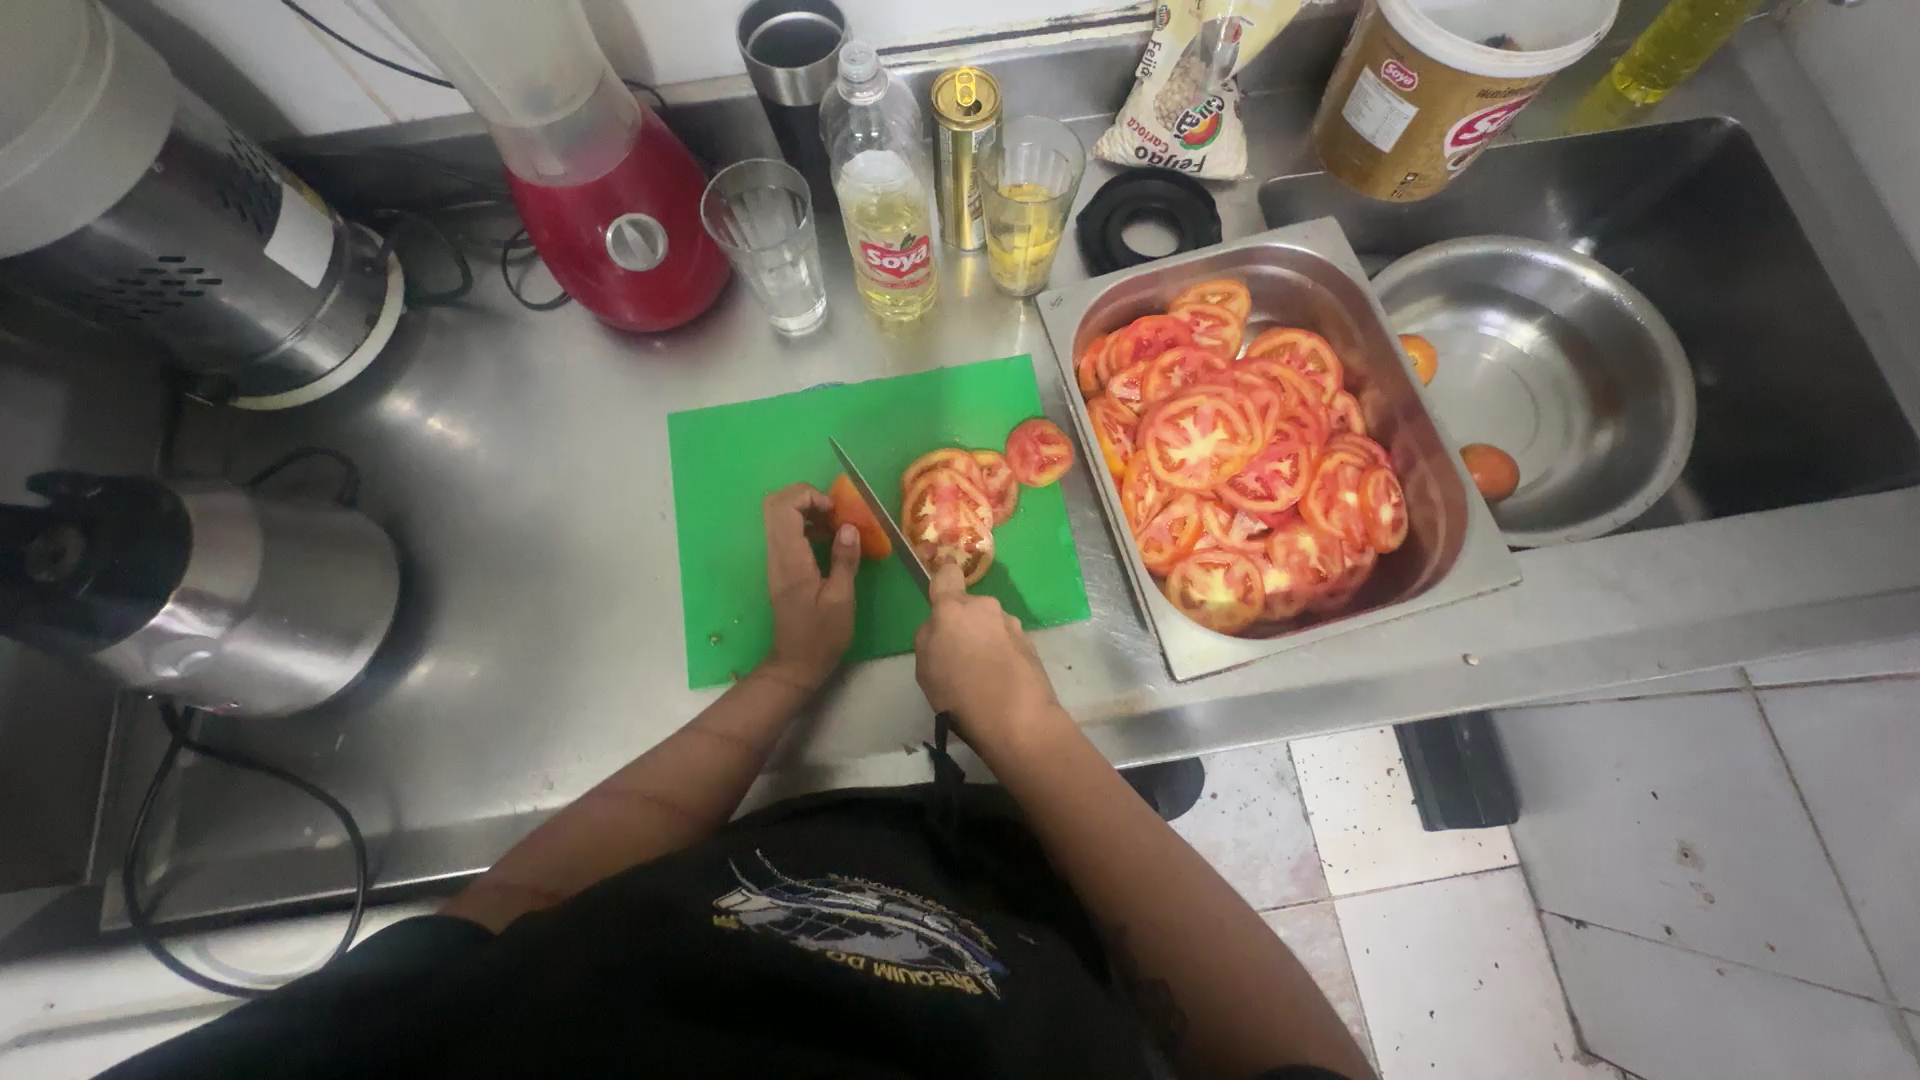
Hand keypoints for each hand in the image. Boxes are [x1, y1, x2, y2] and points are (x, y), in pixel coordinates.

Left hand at [760, 483, 860, 690]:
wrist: (796, 664)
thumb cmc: (822, 635)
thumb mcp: (841, 599)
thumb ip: (844, 560)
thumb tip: (849, 527)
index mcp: (790, 559)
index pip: (783, 507)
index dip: (809, 496)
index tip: (836, 512)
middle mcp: (776, 554)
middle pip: (775, 504)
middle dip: (806, 497)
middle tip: (835, 513)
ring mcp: (775, 560)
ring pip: (779, 516)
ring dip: (808, 511)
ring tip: (837, 527)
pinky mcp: (781, 567)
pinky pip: (786, 532)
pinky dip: (807, 526)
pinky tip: (829, 542)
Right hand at [913, 561, 1066, 753]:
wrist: (1018, 719)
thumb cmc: (960, 693)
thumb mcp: (925, 669)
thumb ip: (928, 638)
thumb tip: (939, 628)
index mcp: (953, 609)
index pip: (947, 574)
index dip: (943, 582)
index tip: (941, 599)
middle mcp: (985, 607)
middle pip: (969, 607)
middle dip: (964, 625)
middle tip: (959, 658)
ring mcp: (1011, 624)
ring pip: (990, 625)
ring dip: (985, 640)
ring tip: (983, 675)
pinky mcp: (1031, 643)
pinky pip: (1007, 642)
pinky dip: (1002, 654)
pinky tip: (1001, 681)